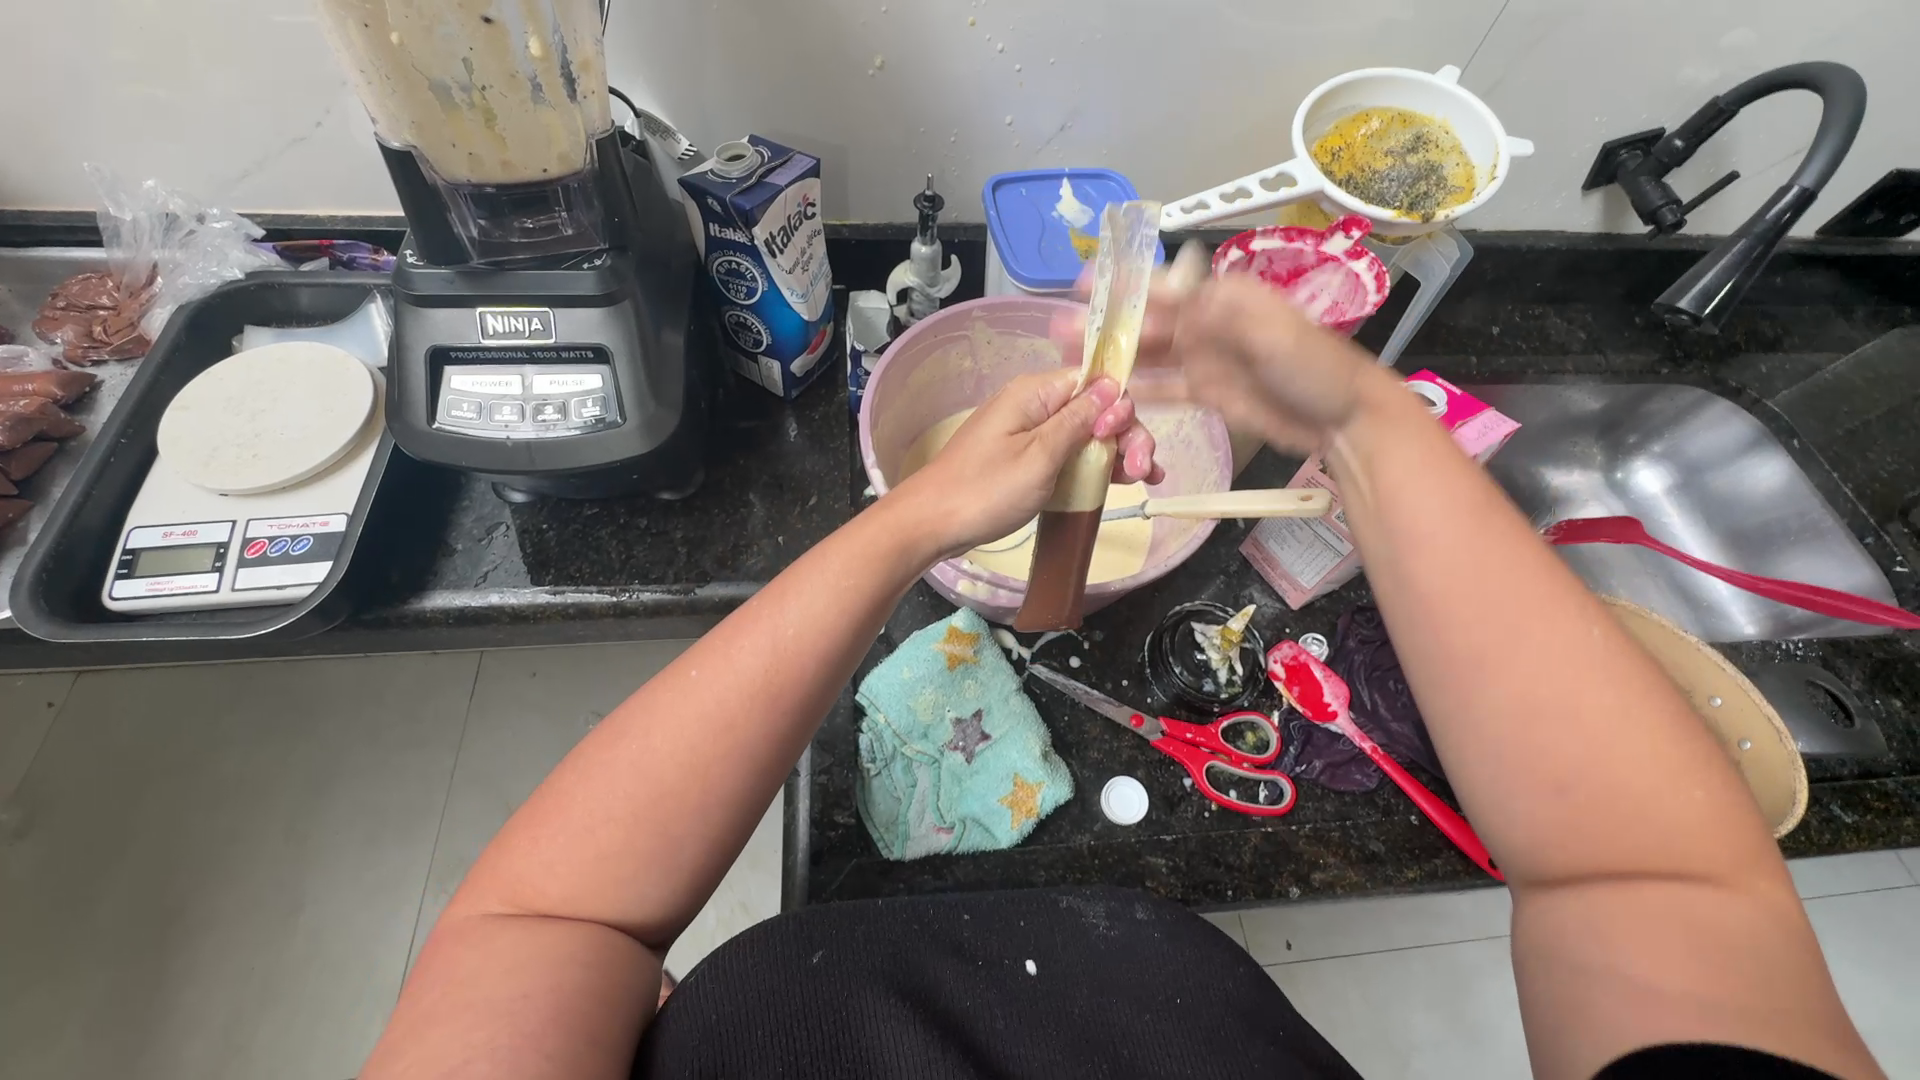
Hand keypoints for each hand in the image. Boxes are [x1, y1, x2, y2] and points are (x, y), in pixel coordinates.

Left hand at [890, 370, 1158, 558]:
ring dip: (1118, 452)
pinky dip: (1095, 467)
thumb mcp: (1039, 457)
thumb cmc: (985, 491)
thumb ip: (1078, 421)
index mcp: (1036, 393)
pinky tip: (1123, 481)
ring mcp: (1030, 434)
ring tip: (1143, 479)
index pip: (1096, 382)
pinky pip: (1069, 455)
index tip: (1128, 445)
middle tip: (1144, 473)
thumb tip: (1111, 386)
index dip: (1121, 409)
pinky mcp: (1027, 460)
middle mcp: (1035, 405)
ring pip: (1087, 433)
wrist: (931, 524)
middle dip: (1127, 435)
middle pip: (1096, 408)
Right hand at [1057, 269, 1386, 456]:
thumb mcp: (1270, 328)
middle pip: (1147, 321)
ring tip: (1072, 359)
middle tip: (1063, 329)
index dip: (1123, 283)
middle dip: (1107, 323)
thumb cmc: (1312, 364)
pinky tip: (1109, 393)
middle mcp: (1208, 324)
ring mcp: (1205, 360)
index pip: (1164, 285)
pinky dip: (1138, 390)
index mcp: (1222, 298)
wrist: (1342, 416)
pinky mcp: (1206, 393)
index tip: (1084, 283)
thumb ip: (1216, 310)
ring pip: (1149, 355)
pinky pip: (1164, 389)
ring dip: (1114, 356)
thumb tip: (1168, 293)